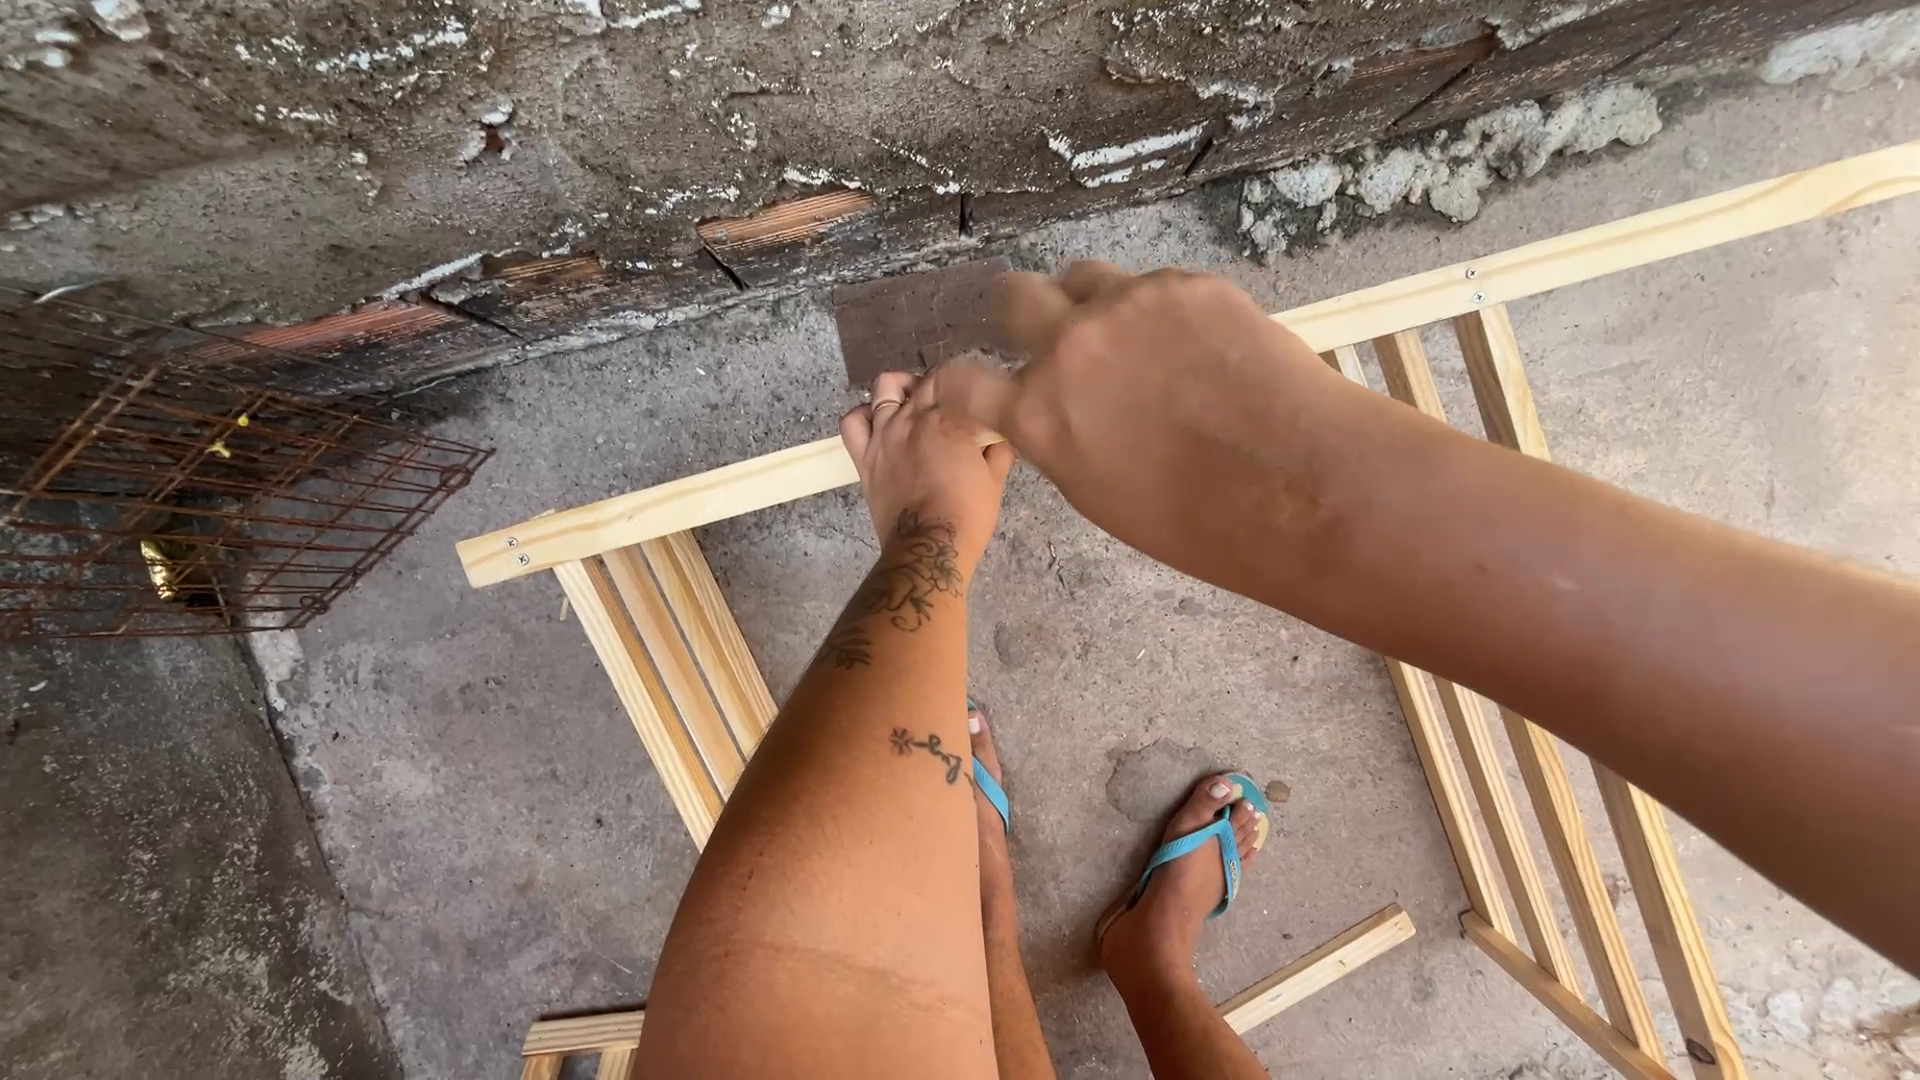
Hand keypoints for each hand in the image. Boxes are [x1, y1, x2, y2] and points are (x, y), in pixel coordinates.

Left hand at [840, 372, 1015, 574]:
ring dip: (903, 387)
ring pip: (886, 387)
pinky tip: (878, 422)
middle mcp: (915, 417)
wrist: (929, 547)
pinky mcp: (865, 456)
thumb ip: (998, 450)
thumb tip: (997, 437)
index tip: (979, 402)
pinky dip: (862, 414)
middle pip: (927, 381)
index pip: (962, 383)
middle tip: (953, 406)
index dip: (972, 389)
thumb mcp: (995, 481)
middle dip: (944, 386)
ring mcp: (885, 433)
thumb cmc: (967, 516)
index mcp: (951, 419)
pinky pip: (852, 422)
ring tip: (913, 402)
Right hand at [919, 261, 1366, 595]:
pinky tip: (1195, 343)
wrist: (1296, 484)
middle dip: (1019, 312)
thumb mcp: (1096, 492)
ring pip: (1082, 277)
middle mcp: (1068, 348)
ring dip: (1088, 302)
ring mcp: (1127, 305)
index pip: (960, 381)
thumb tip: (1059, 411)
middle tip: (1047, 332)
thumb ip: (1059, 437)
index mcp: (1038, 415)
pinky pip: (1151, 286)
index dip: (957, 380)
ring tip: (1129, 334)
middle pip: (1013, 294)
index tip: (967, 381)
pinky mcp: (1186, 284)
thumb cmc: (1192, 521)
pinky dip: (1156, 310)